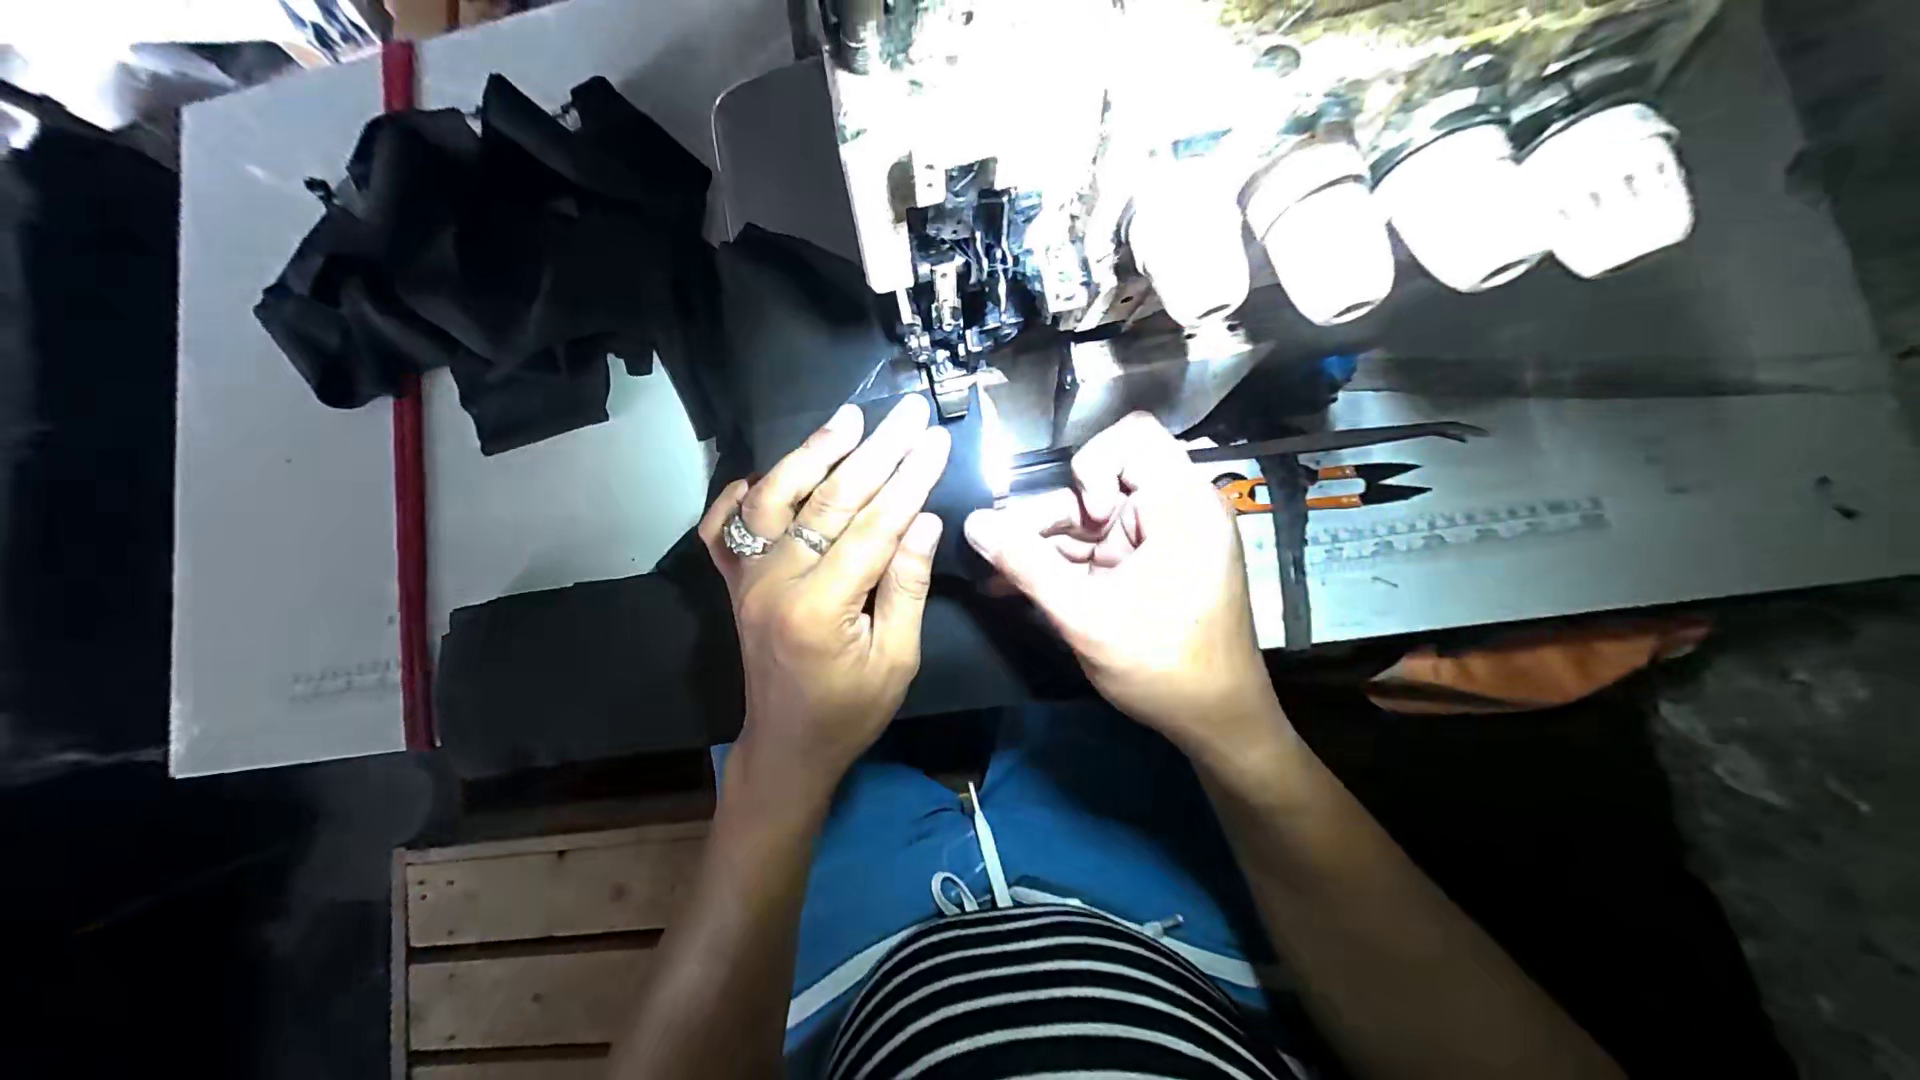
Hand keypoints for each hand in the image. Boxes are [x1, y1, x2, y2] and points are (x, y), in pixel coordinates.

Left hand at [699, 396, 950, 796]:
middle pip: (828, 501)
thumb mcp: (897, 660)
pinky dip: (741, 493)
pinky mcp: (733, 583)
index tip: (935, 440)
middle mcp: (773, 584)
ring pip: (773, 499)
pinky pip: (723, 528)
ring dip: (812, 454)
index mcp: (820, 609)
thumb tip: (924, 519)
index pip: (873, 527)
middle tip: (907, 413)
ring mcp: (745, 579)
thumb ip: (907, 587)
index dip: (909, 480)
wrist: (788, 746)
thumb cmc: (851, 711)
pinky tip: (767, 472)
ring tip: (848, 419)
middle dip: (874, 451)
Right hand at [963, 413, 1284, 762]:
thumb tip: (974, 524)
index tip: (1082, 516)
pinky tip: (1020, 585)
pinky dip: (1062, 565)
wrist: (1214, 721)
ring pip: (1088, 520)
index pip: (1132, 436)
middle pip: (1097, 484)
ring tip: (999, 576)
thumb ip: (1026, 565)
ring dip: (1044, 547)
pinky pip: (1095, 549)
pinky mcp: (1145, 565)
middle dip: (1048, 521)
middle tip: (1005, 553)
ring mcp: (1158, 539)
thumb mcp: (1085, 616)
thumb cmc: (1163, 667)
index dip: (1092, 463)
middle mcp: (1173, 511)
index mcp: (1181, 506)